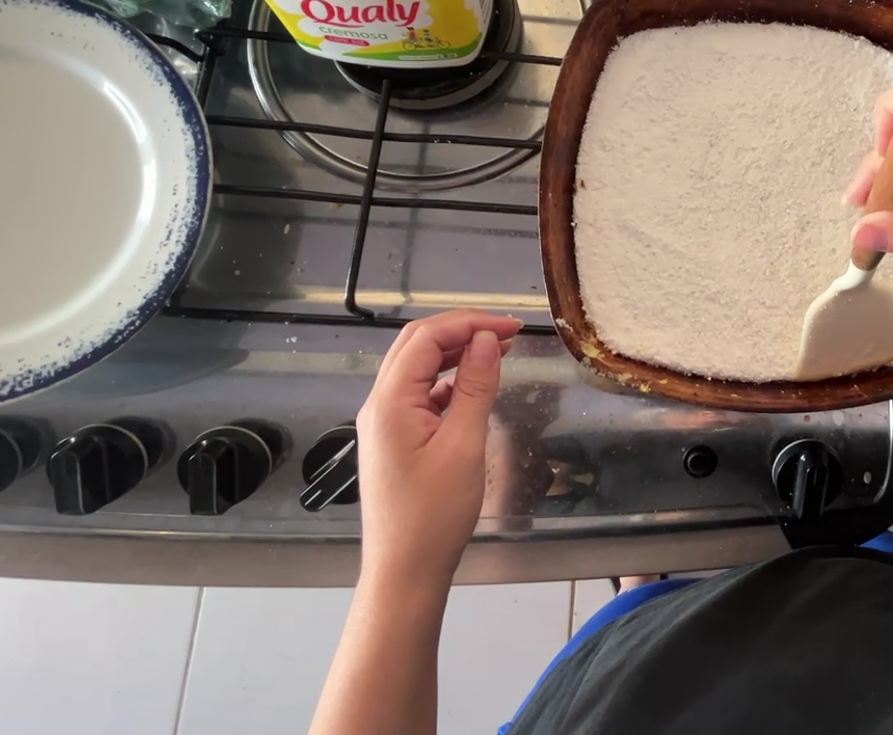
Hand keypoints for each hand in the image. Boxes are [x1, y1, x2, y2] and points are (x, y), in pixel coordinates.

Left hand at [355, 310, 523, 584]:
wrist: (406, 570)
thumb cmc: (435, 512)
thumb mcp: (464, 444)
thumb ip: (476, 386)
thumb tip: (488, 339)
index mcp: (390, 402)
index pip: (426, 338)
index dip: (470, 322)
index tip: (513, 327)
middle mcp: (380, 404)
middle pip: (417, 345)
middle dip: (462, 329)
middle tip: (508, 332)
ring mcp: (385, 422)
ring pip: (418, 366)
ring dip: (456, 351)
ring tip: (499, 349)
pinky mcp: (395, 437)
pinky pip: (421, 391)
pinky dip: (450, 378)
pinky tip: (476, 385)